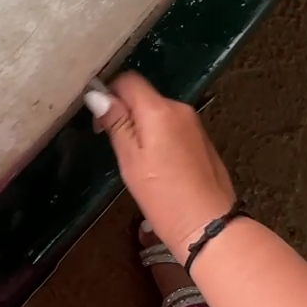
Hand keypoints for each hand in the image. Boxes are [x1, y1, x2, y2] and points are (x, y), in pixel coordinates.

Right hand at [93, 71, 236, 260]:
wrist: (209, 226)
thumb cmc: (164, 196)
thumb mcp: (131, 160)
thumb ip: (116, 123)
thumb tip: (97, 95)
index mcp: (159, 110)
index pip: (129, 80)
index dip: (110, 92)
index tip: (101, 120)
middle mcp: (180, 109)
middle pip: (144, 96)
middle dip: (127, 113)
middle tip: (117, 145)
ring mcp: (194, 124)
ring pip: (159, 112)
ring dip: (144, 126)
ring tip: (139, 161)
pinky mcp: (203, 140)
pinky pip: (174, 126)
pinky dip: (161, 137)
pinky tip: (159, 166)